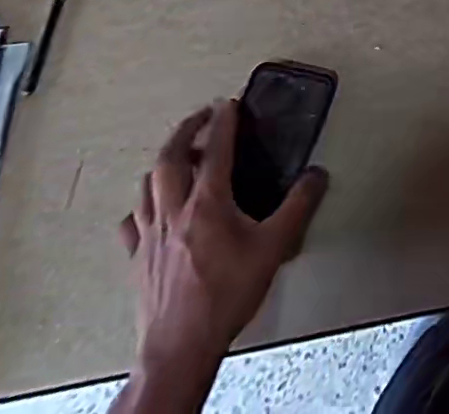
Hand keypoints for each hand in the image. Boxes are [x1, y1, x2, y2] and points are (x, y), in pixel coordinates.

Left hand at [117, 100, 327, 371]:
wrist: (182, 344)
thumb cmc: (228, 294)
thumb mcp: (276, 245)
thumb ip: (299, 205)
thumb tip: (316, 176)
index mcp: (208, 205)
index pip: (215, 152)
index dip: (223, 124)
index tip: (228, 105)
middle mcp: (174, 214)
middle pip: (168, 161)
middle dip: (184, 132)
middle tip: (200, 117)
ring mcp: (149, 237)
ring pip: (146, 187)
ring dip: (163, 163)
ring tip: (179, 154)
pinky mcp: (137, 260)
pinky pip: (132, 222)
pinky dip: (143, 204)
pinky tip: (151, 207)